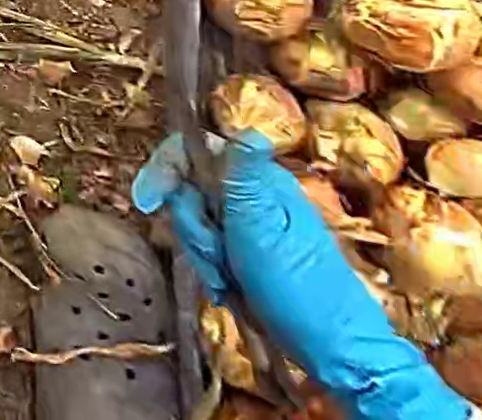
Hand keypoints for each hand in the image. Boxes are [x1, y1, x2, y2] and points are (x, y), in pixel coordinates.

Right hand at [133, 132, 471, 419]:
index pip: (193, 149)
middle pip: (186, 188)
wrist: (335, 352)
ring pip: (193, 221)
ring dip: (202, 253)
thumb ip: (245, 176)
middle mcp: (247, 193)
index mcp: (255, 177)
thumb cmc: (300, 288)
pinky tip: (229, 288)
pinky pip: (205, 249)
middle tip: (216, 254)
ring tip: (227, 278)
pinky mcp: (241, 251)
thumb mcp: (264, 227)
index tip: (145, 202)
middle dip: (192, 225)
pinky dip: (210, 270)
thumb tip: (249, 128)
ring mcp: (244, 223)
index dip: (163, 169)